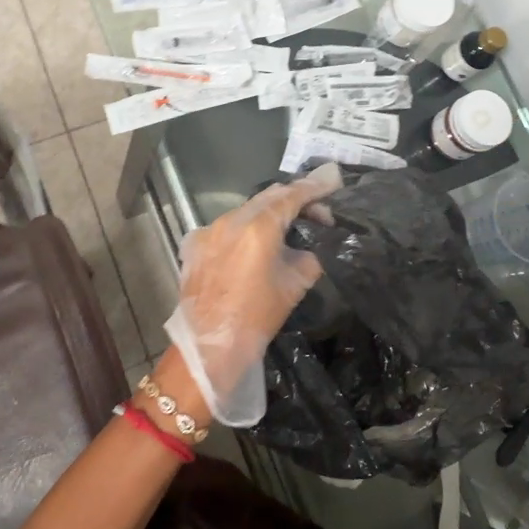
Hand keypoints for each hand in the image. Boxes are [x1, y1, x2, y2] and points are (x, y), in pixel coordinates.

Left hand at [163, 163, 341, 426]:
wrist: (208, 348)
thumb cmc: (256, 319)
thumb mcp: (294, 287)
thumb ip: (308, 257)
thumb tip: (311, 246)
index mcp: (259, 228)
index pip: (292, 196)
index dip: (314, 187)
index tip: (333, 180)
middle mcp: (231, 220)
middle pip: (268, 197)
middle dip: (295, 199)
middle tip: (318, 212)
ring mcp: (210, 230)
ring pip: (247, 210)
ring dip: (269, 214)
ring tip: (289, 229)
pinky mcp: (196, 244)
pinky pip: (227, 226)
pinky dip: (246, 229)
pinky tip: (256, 245)